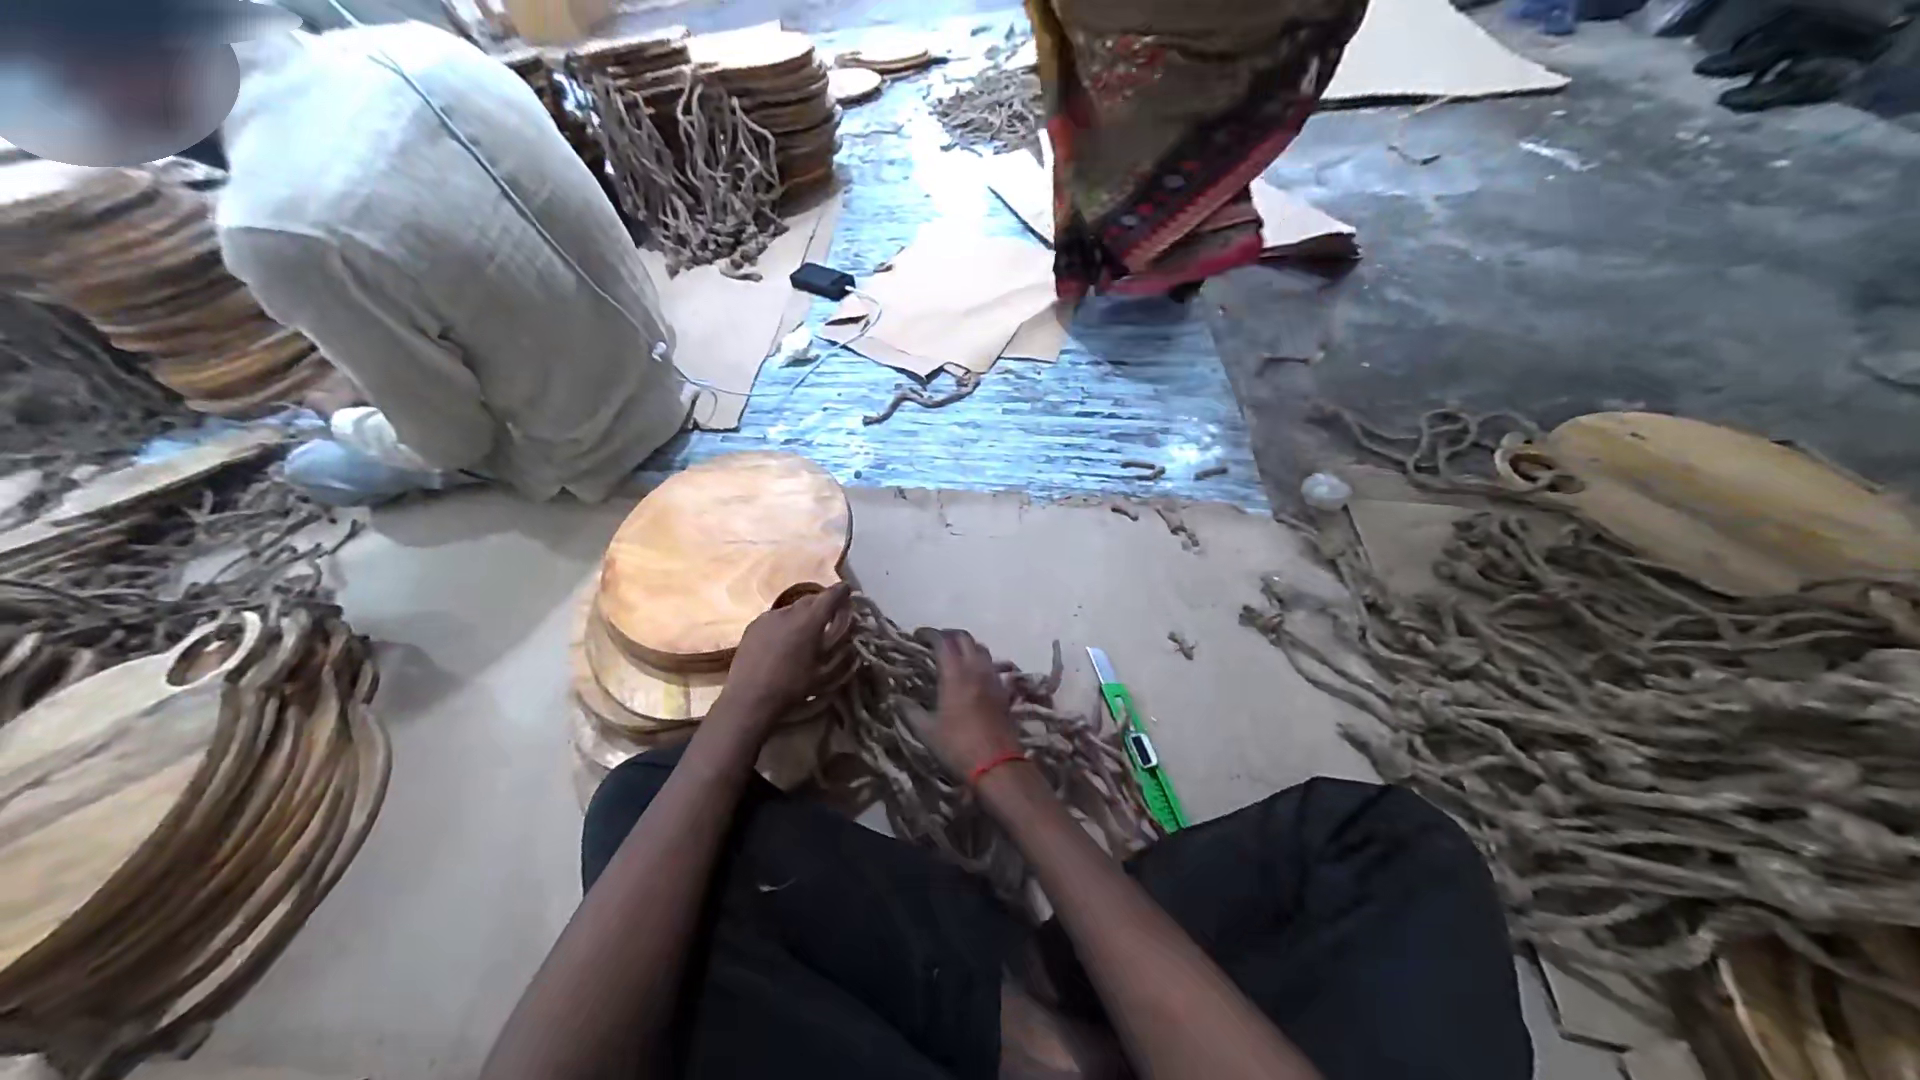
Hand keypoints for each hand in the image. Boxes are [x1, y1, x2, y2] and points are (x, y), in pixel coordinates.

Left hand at [719, 583, 850, 727]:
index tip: (848, 592)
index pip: (831, 595)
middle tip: (828, 619)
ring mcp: (769, 616)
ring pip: (793, 608)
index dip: (842, 592)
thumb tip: (852, 639)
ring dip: (803, 616)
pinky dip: (785, 624)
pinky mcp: (753, 625)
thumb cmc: (792, 687)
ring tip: (804, 633)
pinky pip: (776, 618)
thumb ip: (844, 652)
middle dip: (822, 605)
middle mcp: (789, 611)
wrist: (749, 698)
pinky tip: (783, 642)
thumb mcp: (827, 674)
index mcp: (810, 620)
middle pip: (811, 599)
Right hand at [920, 630, 1023, 782]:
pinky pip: (994, 667)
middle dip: (948, 635)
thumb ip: (909, 711)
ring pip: (982, 649)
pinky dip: (982, 663)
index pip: (942, 641)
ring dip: (967, 646)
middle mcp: (976, 669)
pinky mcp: (1004, 692)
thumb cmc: (957, 746)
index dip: (929, 634)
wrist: (998, 765)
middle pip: (965, 638)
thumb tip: (896, 698)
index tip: (917, 636)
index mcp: (955, 674)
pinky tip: (975, 675)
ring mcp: (994, 679)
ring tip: (954, 655)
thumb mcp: (926, 731)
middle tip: (934, 642)